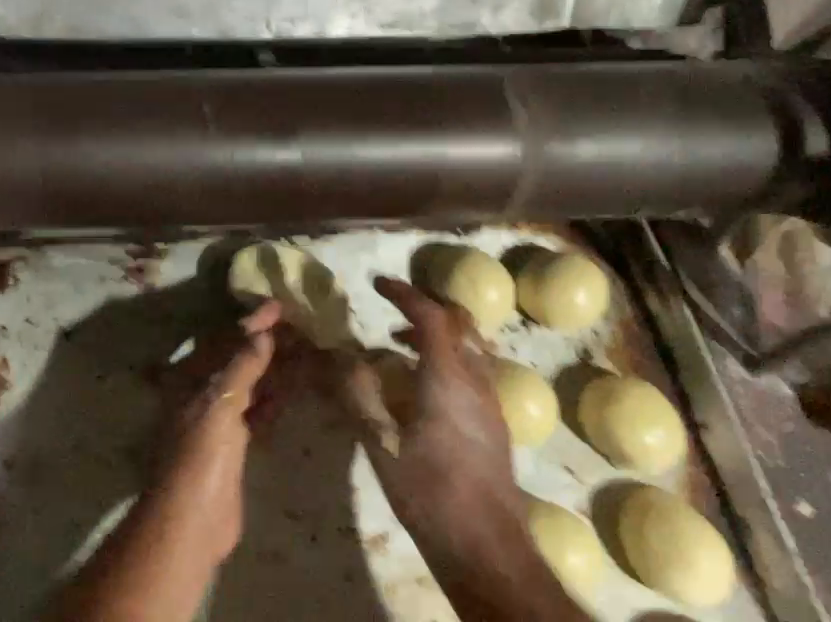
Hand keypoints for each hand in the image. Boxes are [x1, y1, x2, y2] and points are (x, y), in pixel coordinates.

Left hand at [48, 302, 280, 621]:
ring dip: (275, 368)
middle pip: (237, 359)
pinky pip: (258, 412)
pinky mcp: (236, 445)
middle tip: (300, 324)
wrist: (193, 520)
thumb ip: (240, 369)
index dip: (250, 322)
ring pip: (250, 384)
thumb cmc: (200, 457)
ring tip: (306, 349)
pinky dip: (275, 398)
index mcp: (189, 378)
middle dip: (265, 342)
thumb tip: (261, 333)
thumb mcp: (219, 406)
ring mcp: (219, 420)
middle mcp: (202, 393)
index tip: (278, 305)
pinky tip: (296, 387)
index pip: (222, 340)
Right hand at [327, 277, 518, 538]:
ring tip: (399, 342)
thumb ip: (357, 392)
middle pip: (460, 325)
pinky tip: (419, 385)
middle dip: (426, 307)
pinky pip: (472, 371)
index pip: (431, 316)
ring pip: (469, 349)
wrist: (484, 546)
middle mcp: (476, 382)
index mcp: (448, 378)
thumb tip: (337, 355)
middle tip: (392, 307)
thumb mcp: (380, 441)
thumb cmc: (428, 490)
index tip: (376, 284)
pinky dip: (445, 359)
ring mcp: (491, 404)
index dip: (404, 294)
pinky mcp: (493, 426)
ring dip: (436, 334)